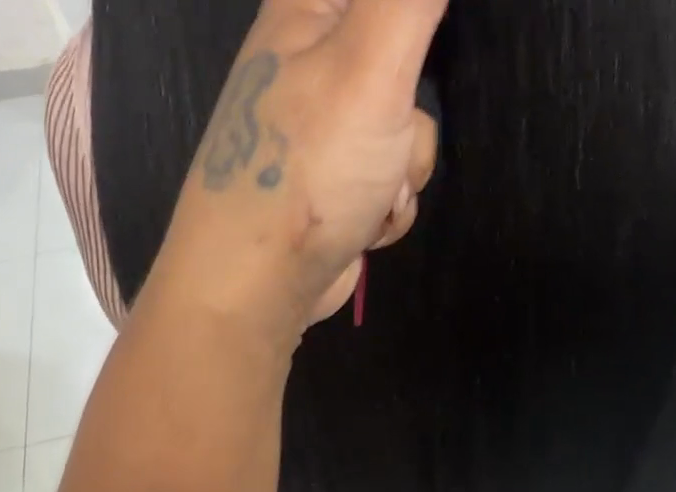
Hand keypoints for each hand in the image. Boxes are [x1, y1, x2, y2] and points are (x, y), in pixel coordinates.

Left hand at [153, 0, 444, 332]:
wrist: (261, 281)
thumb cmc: (308, 167)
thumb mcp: (371, 63)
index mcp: (306, 10)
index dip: (411, 21)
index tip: (409, 62)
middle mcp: (311, 62)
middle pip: (408, 59)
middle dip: (414, 113)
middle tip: (390, 131)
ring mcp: (323, 130)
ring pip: (408, 130)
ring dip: (405, 170)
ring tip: (372, 193)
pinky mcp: (333, 184)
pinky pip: (392, 179)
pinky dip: (389, 206)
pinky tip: (366, 223)